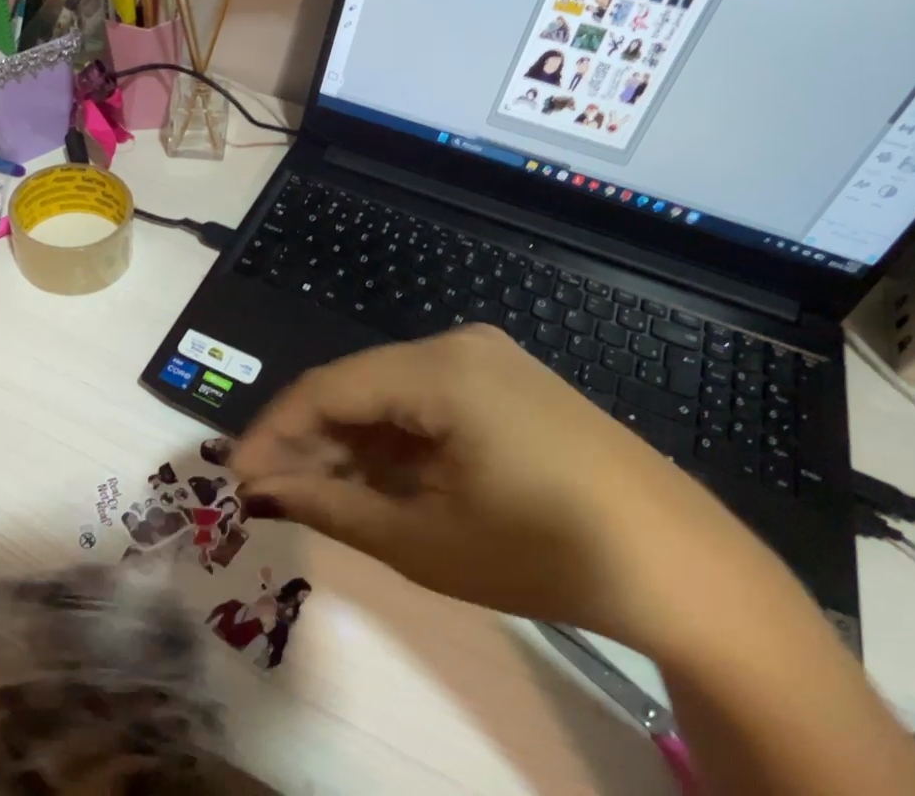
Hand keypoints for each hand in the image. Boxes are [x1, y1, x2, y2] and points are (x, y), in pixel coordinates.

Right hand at [228, 324, 741, 644]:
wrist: (680, 566)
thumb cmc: (541, 551)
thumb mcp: (421, 540)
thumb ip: (330, 506)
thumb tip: (262, 491)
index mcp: (439, 369)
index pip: (325, 389)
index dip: (272, 434)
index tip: (234, 478)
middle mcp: (460, 347)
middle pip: (356, 387)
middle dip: (309, 442)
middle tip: (271, 494)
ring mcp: (492, 363)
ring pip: (389, 397)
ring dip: (349, 445)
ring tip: (316, 496)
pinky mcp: (512, 387)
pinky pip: (429, 406)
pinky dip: (394, 444)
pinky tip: (374, 484)